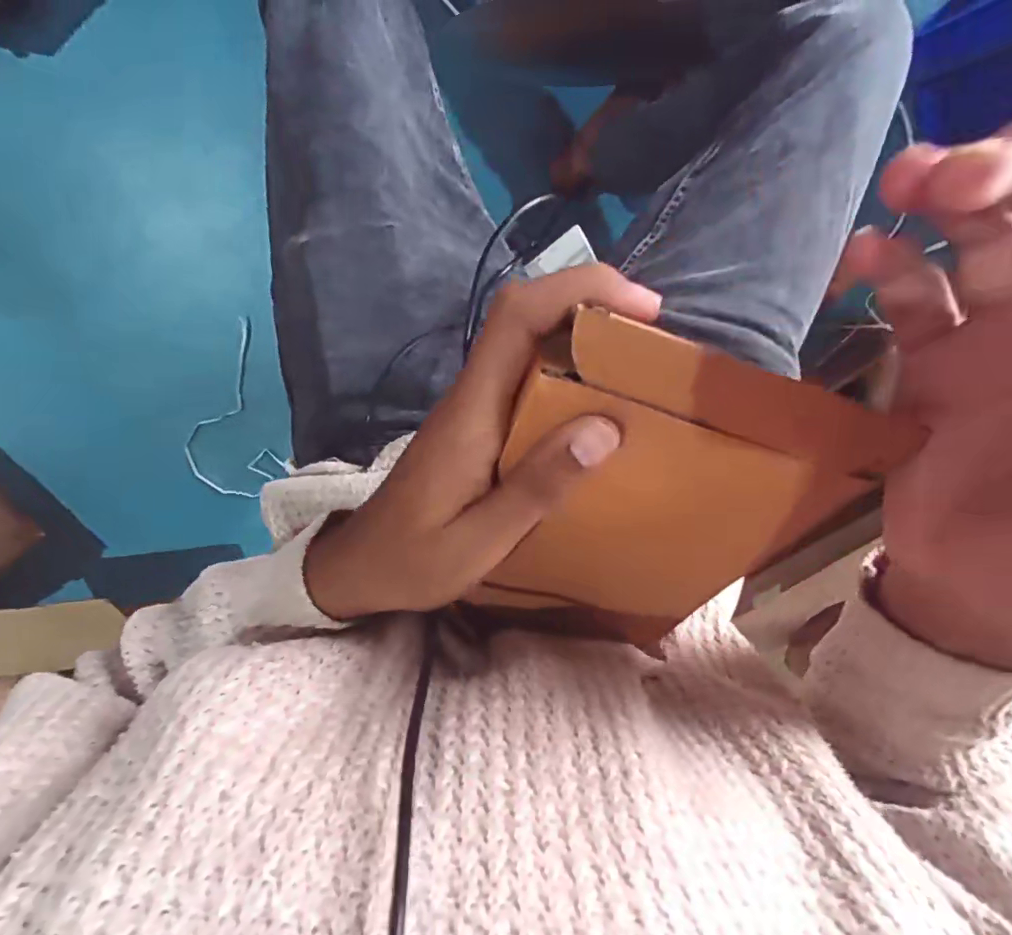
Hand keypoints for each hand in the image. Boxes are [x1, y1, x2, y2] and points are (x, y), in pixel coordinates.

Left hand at [304, 265, 661, 619]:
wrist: (360, 567)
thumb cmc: (412, 560)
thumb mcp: (477, 541)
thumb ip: (535, 489)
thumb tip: (604, 428)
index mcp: (470, 412)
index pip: (516, 318)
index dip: (578, 290)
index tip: (641, 307)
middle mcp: (470, 397)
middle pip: (523, 318)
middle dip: (590, 306)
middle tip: (651, 339)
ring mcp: (470, 410)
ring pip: (525, 346)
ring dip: (581, 340)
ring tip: (637, 369)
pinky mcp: (473, 429)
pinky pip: (522, 381)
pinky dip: (565, 377)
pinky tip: (594, 410)